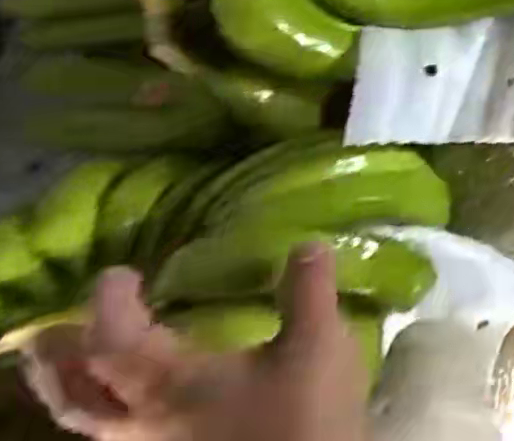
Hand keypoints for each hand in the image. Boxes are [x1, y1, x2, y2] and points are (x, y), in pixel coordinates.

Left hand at [23, 244, 367, 440]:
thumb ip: (309, 293)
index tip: (115, 273)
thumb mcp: (318, 342)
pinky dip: (97, 408)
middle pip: (78, 391)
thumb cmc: (301, 407)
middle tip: (42, 331)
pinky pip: (108, 430)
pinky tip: (119, 403)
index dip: (110, 307)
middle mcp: (139, 418)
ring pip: (84, 418)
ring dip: (63, 388)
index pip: (117, 342)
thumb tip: (306, 244)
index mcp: (170, 385)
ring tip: (58, 366)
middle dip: (57, 360)